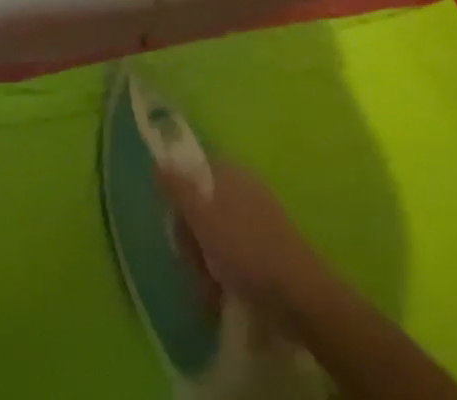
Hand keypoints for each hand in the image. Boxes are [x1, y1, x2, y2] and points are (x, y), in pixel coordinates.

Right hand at [157, 161, 330, 314]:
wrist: (298, 296)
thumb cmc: (245, 250)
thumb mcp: (202, 217)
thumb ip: (178, 188)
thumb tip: (158, 160)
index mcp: (230, 175)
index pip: (192, 170)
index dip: (178, 192)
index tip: (173, 216)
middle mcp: (243, 191)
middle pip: (199, 203)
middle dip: (190, 232)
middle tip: (191, 254)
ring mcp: (255, 220)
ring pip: (212, 233)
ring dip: (203, 257)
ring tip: (208, 279)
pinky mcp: (263, 248)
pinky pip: (229, 253)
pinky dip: (221, 270)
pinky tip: (221, 290)